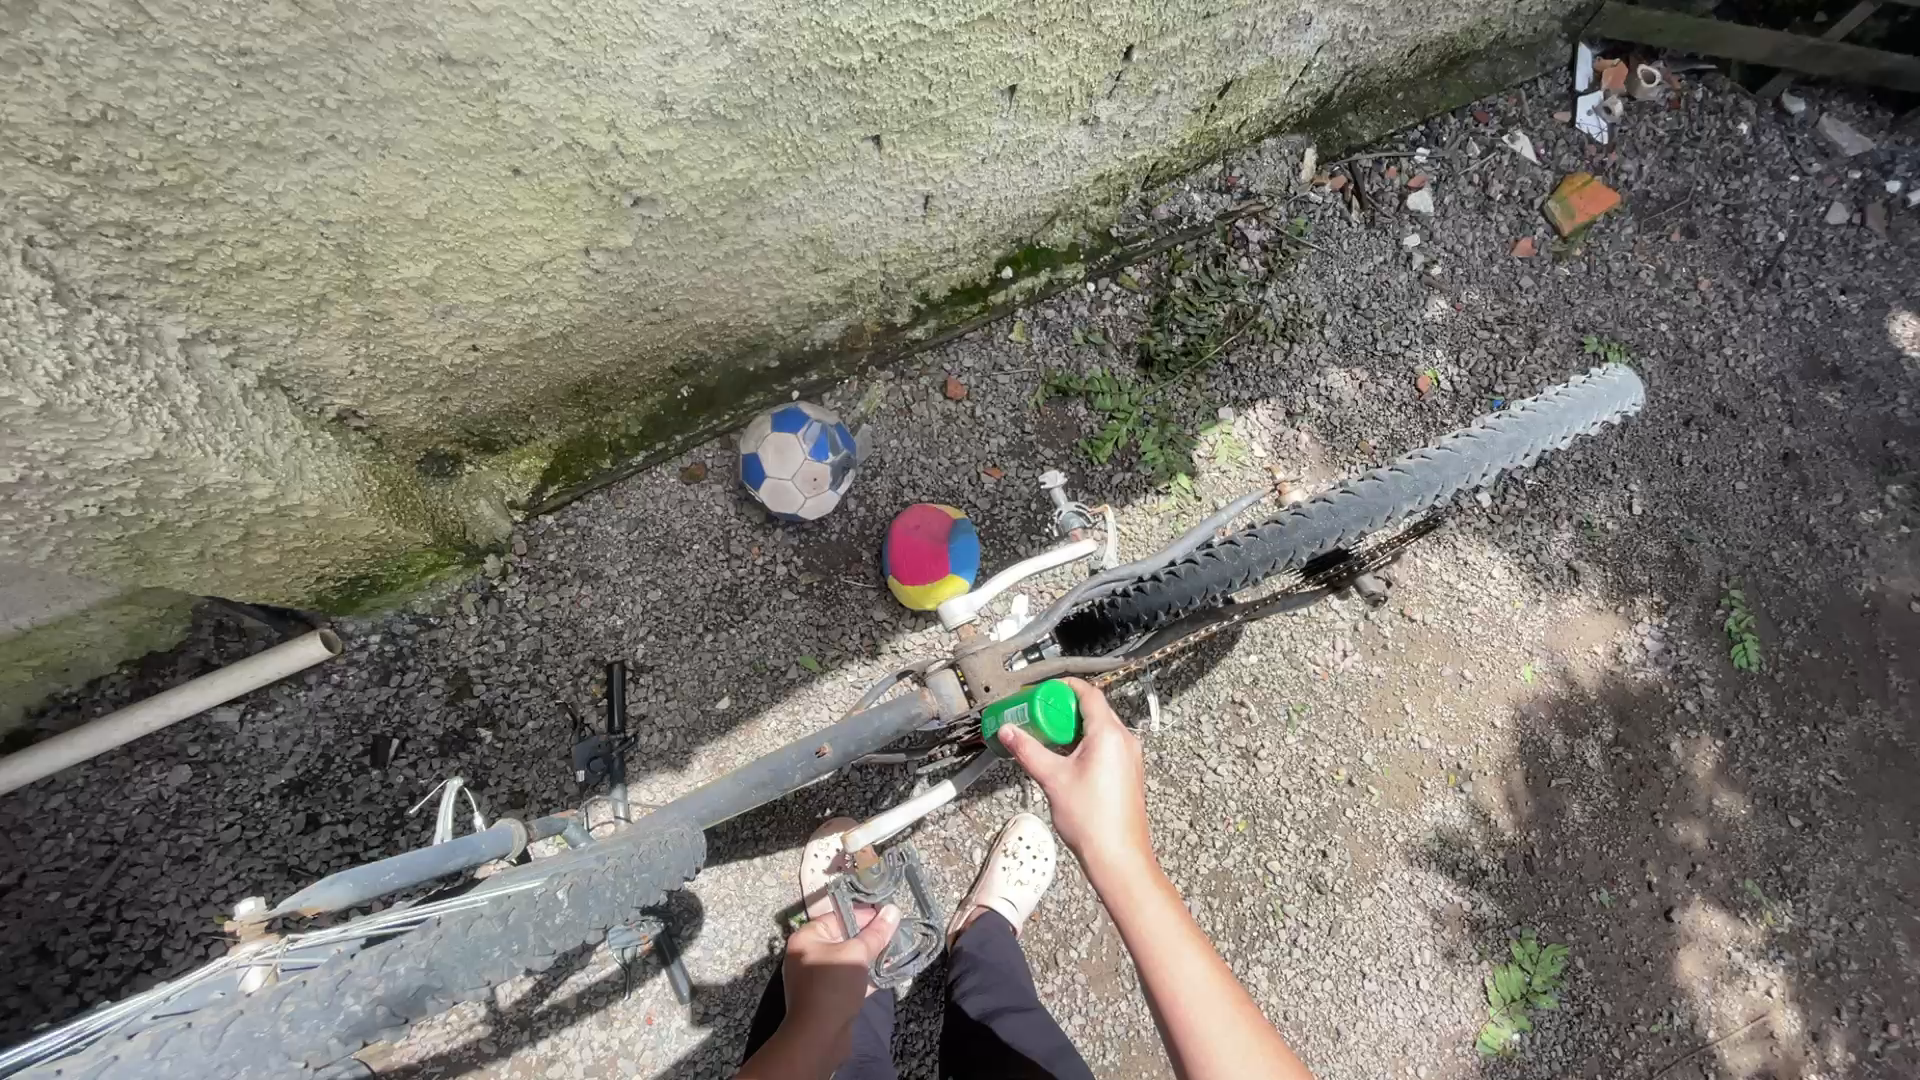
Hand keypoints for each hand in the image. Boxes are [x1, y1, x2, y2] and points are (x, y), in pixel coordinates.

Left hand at [770, 903, 899, 1066]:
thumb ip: (876, 933)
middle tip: (893, 932)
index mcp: (807, 937)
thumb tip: (893, 911)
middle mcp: (807, 954)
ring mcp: (815, 977)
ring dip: (869, 957)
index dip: (864, 914)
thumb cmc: (833, 986)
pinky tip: (884, 973)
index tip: (886, 915)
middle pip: (843, 937)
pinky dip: (864, 976)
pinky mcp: (826, 996)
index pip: (839, 916)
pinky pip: (847, 979)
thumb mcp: (858, 954)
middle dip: (869, 937)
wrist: (818, 1039)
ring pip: (847, 960)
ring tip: (892, 952)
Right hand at [996, 678, 1153, 879]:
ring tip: (1050, 737)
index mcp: (1108, 735)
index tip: (1043, 692)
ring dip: (1075, 727)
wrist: (1119, 858)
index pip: (1088, 693)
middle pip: (1094, 709)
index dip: (1064, 687)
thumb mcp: (1052, 779)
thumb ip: (1028, 750)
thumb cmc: (1092, 821)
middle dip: (1065, 708)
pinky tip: (1068, 759)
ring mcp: (1130, 757)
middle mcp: (1124, 741)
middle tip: (1040, 714)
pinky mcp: (1128, 772)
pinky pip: (1107, 745)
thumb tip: (1008, 732)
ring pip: (1101, 728)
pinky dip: (1087, 743)